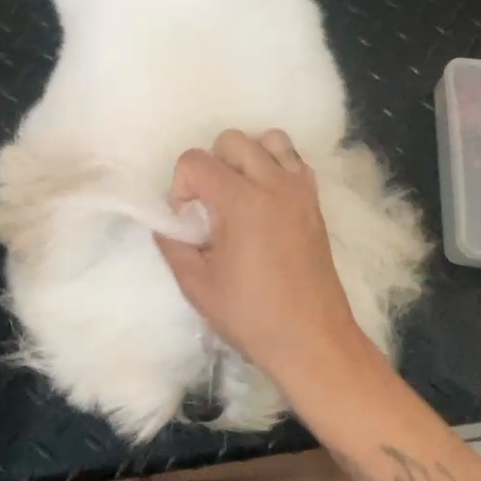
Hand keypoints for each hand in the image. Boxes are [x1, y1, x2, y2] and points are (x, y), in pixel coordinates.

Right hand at [153, 130, 370, 379]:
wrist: (312, 340)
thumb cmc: (252, 316)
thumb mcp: (196, 285)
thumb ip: (172, 244)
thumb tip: (165, 224)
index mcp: (241, 201)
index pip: (195, 160)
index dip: (181, 187)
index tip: (189, 222)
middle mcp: (272, 184)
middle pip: (231, 140)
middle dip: (211, 166)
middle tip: (210, 208)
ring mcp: (299, 189)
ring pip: (268, 140)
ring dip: (247, 158)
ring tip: (239, 195)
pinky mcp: (315, 202)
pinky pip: (294, 160)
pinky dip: (275, 167)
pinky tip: (265, 202)